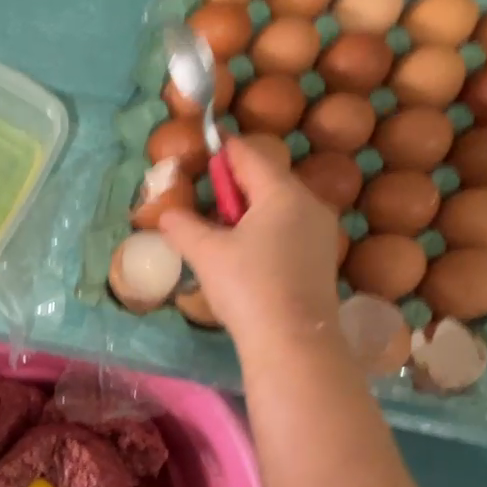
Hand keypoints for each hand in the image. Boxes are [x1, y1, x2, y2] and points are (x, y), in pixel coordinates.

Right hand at [156, 138, 341, 348]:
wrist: (293, 340)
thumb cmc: (248, 286)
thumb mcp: (205, 254)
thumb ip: (182, 227)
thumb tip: (167, 214)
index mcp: (282, 193)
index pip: (249, 156)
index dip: (223, 150)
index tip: (204, 146)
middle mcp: (308, 204)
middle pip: (265, 182)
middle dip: (232, 186)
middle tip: (202, 200)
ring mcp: (319, 233)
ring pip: (275, 209)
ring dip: (245, 213)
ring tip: (216, 234)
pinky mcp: (319, 259)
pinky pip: (285, 231)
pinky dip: (260, 233)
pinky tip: (241, 258)